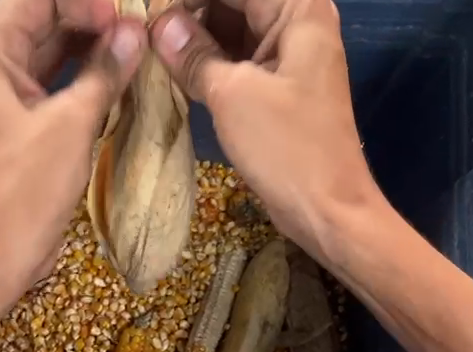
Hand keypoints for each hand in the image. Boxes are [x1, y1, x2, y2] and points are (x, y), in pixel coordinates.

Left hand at [0, 0, 145, 288]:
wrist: (2, 253)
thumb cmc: (28, 188)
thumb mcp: (72, 124)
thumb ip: (105, 71)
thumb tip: (135, 32)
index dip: (88, 2)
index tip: (128, 19)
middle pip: (48, 16)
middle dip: (94, 18)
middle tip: (140, 30)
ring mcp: (9, 94)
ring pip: (56, 50)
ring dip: (94, 46)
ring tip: (137, 48)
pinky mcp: (26, 123)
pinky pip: (58, 83)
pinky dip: (87, 77)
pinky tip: (120, 77)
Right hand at [148, 0, 382, 265]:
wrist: (326, 210)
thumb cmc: (287, 148)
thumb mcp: (233, 96)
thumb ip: (194, 56)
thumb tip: (158, 26)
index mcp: (298, 7)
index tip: (149, 12)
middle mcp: (297, 22)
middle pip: (234, 2)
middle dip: (190, 12)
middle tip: (146, 34)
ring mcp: (288, 58)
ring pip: (233, 31)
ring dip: (196, 39)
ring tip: (153, 50)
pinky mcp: (278, 91)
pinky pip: (238, 63)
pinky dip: (209, 66)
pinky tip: (176, 72)